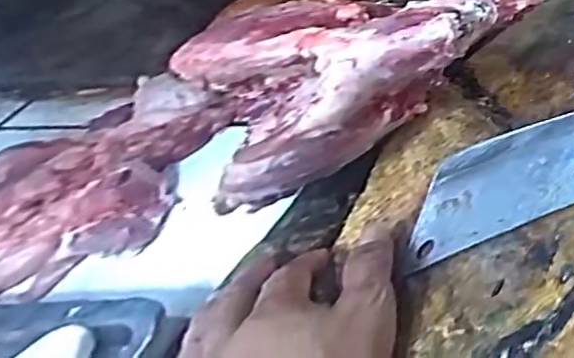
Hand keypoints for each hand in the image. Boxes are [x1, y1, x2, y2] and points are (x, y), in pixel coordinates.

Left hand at [181, 232, 396, 357]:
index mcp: (271, 313)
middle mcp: (227, 343)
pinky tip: (213, 353)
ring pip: (198, 339)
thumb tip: (375, 229)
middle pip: (231, 301)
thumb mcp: (367, 315)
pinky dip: (200, 353)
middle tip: (268, 264)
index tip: (326, 259)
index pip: (290, 275)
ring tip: (229, 305)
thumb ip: (369, 269)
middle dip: (251, 278)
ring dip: (216, 314)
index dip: (309, 261)